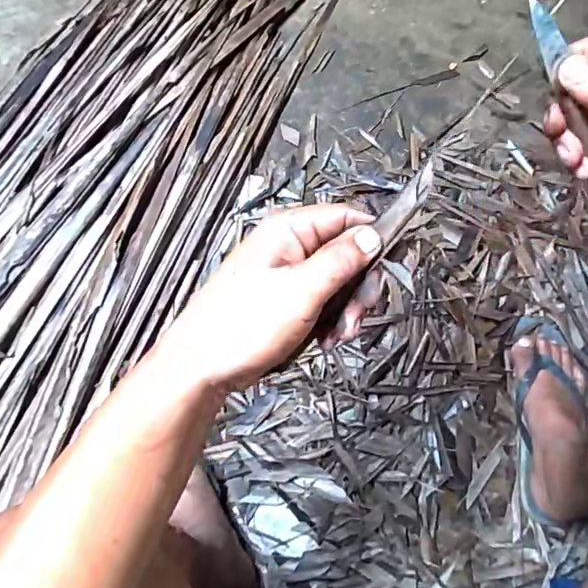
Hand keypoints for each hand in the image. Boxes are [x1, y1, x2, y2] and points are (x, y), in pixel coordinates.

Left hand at [155, 204, 381, 392]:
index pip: (348, 218)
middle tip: (354, 311)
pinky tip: (322, 336)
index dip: (372, 242)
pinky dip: (331, 320)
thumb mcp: (301, 291)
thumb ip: (341, 260)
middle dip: (358, 287)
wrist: (201, 369)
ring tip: (334, 331)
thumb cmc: (234, 329)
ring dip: (345, 310)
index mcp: (289, 229)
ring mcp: (289, 271)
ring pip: (340, 281)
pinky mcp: (288, 296)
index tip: (386, 265)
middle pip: (349, 253)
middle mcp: (289, 245)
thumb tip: (373, 235)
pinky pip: (325, 300)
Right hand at [542, 32, 587, 235]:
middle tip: (560, 130)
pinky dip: (574, 154)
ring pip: (574, 112)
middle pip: (582, 81)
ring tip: (575, 159)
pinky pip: (578, 138)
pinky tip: (584, 171)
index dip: (578, 58)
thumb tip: (565, 65)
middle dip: (567, 108)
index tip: (556, 83)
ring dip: (568, 136)